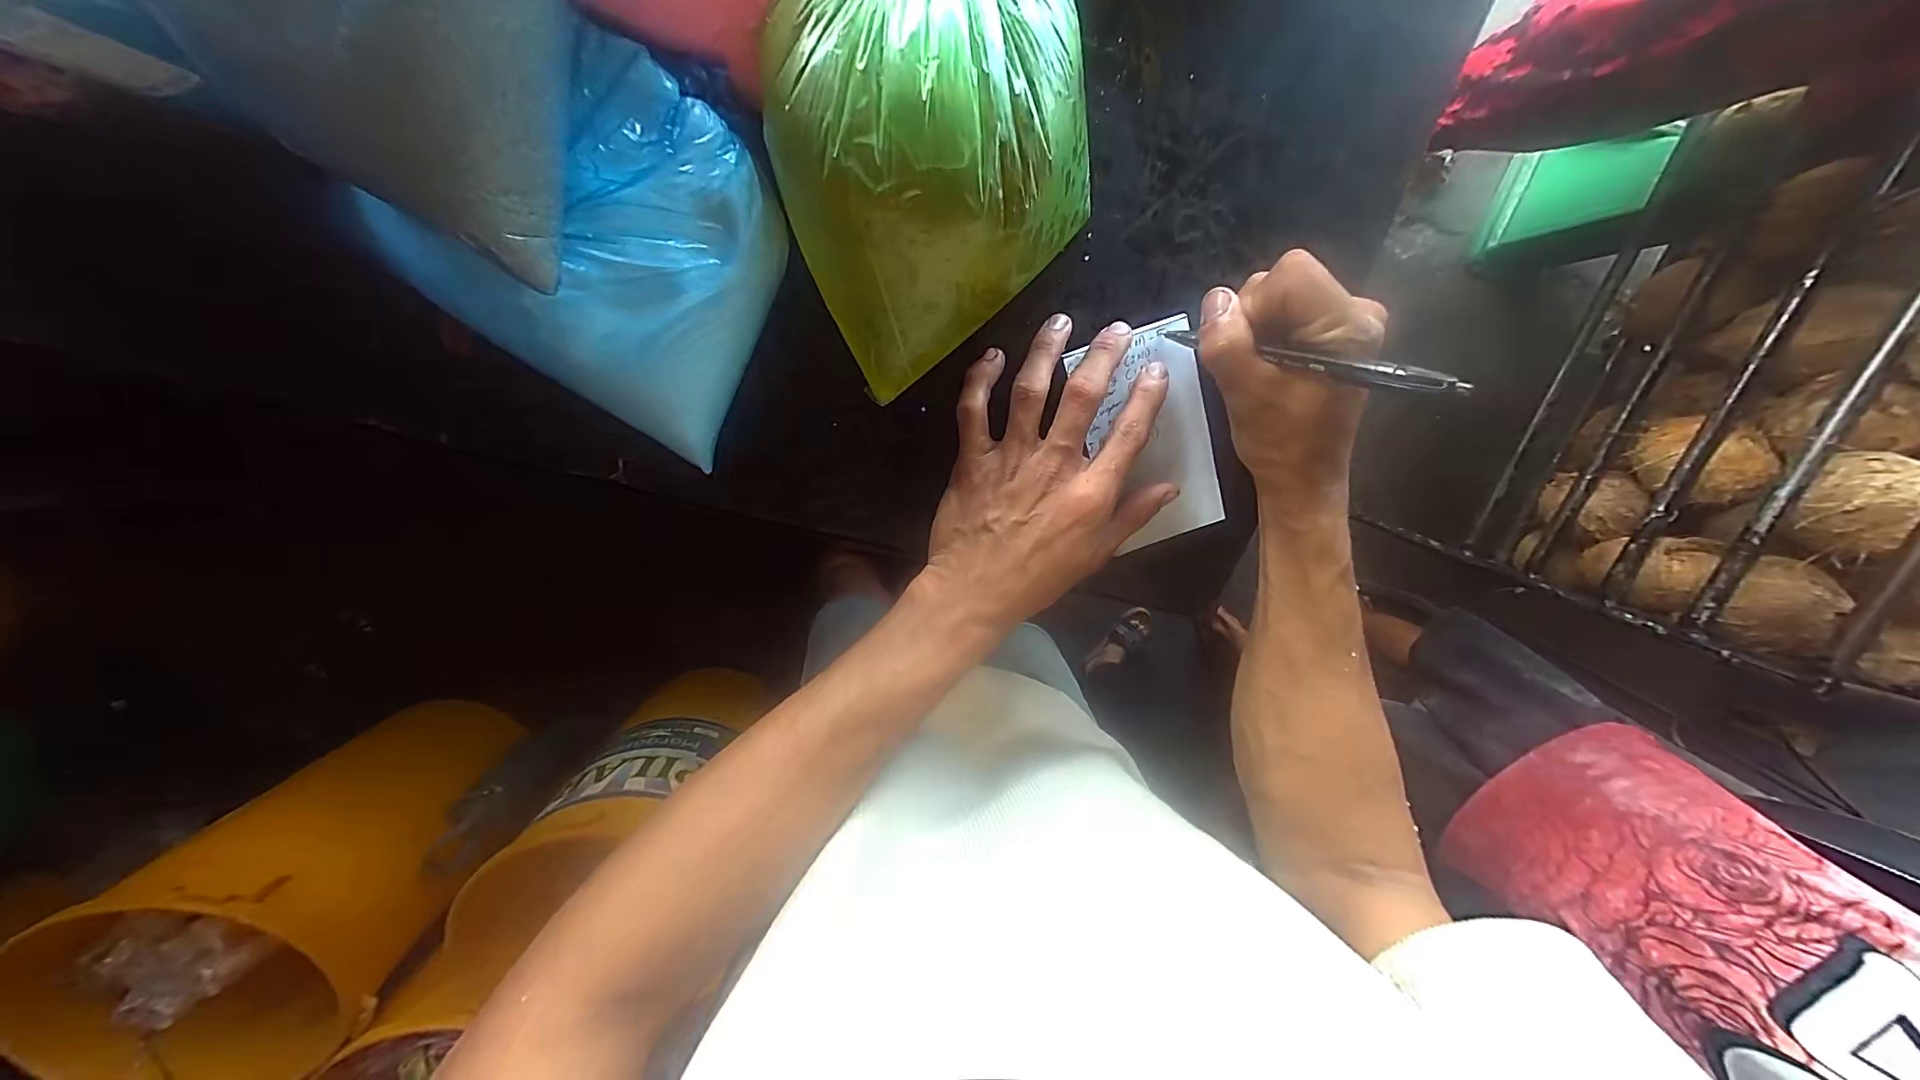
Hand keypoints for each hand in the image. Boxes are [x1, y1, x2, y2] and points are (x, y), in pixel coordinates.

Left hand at [921, 314, 1178, 633]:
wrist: (974, 591)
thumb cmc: (1039, 578)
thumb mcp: (1096, 556)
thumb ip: (1133, 517)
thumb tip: (1170, 486)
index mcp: (1090, 491)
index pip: (1128, 433)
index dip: (1146, 396)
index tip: (1156, 368)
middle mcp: (1053, 464)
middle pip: (1081, 397)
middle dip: (1103, 356)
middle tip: (1116, 329)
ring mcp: (1010, 457)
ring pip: (1029, 392)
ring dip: (1045, 352)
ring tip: (1059, 322)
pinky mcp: (972, 459)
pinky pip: (974, 411)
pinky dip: (981, 380)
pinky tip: (993, 356)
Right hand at [1195, 250, 1388, 515]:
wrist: (1302, 477)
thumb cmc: (1280, 442)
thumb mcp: (1245, 393)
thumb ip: (1227, 342)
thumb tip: (1216, 300)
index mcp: (1348, 323)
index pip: (1289, 273)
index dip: (1253, 305)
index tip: (1243, 349)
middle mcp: (1356, 311)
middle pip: (1282, 280)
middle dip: (1250, 318)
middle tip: (1247, 364)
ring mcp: (1343, 320)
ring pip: (1277, 295)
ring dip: (1252, 329)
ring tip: (1254, 370)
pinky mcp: (1328, 333)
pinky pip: (1282, 312)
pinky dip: (1261, 335)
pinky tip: (1262, 366)